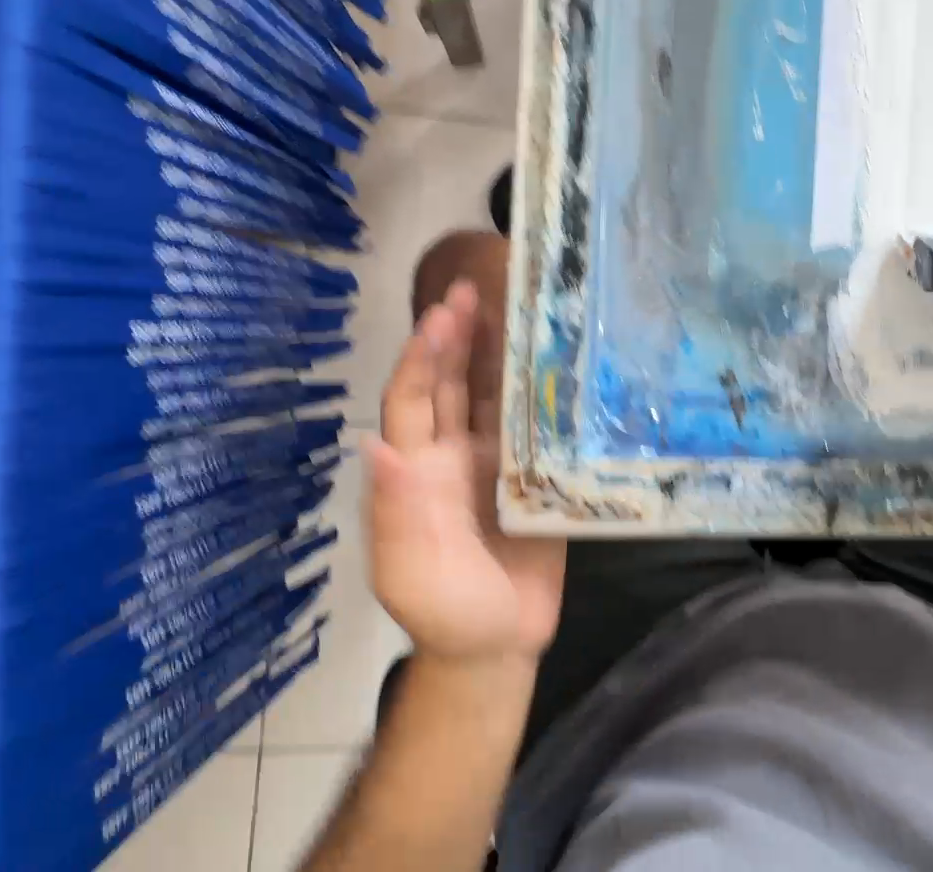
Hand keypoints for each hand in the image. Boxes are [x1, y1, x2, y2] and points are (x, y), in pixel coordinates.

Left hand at [367, 283, 565, 663]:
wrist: (498, 646)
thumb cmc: (446, 613)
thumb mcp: (411, 571)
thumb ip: (397, 512)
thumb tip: (375, 445)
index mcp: (418, 472)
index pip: (414, 402)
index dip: (423, 358)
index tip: (439, 317)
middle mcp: (454, 455)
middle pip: (451, 385)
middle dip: (457, 336)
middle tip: (473, 288)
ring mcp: (497, 463)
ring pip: (493, 395)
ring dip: (497, 352)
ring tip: (512, 304)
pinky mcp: (537, 475)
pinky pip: (537, 424)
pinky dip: (541, 389)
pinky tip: (557, 360)